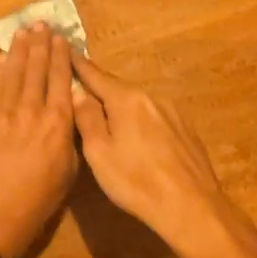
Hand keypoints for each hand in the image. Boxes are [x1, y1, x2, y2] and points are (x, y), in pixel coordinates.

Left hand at [0, 24, 79, 257]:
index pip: (61, 80)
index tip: (62, 37)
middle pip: (37, 70)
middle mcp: (32, 111)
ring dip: (20, 50)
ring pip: (14, 74)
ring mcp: (5, 114)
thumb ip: (70, 135)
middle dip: (40, 44)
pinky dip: (0, 71)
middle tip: (42, 22)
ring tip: (24, 31)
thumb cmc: (41, 198)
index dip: (61, 56)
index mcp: (58, 123)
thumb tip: (70, 110)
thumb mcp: (70, 170)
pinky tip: (3, 58)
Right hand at [71, 55, 247, 251]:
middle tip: (79, 93)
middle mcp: (151, 97)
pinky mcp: (185, 130)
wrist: (191, 206)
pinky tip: (136, 140)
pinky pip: (154, 117)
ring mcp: (172, 113)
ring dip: (119, 109)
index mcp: (126, 99)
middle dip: (98, 90)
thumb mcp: (99, 152)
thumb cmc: (135, 181)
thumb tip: (77, 92)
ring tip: (106, 121)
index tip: (65, 51)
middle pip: (117, 89)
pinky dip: (139, 122)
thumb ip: (86, 118)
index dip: (78, 65)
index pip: (96, 75)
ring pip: (137, 104)